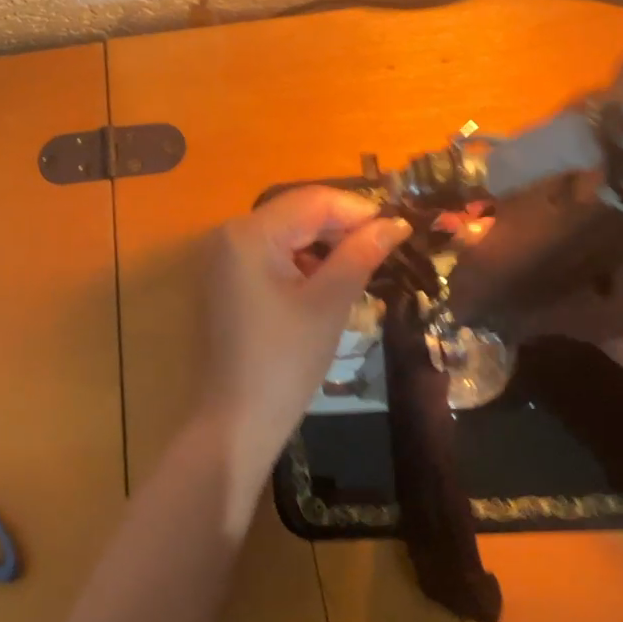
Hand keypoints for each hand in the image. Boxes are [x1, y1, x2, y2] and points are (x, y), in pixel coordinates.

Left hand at [198, 187, 410, 491]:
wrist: (235, 421)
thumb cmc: (284, 362)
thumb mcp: (328, 304)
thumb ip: (360, 255)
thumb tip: (395, 223)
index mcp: (248, 234)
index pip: (314, 201)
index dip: (360, 211)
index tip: (401, 231)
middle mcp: (227, 236)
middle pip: (296, 214)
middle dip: (342, 228)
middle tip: (386, 253)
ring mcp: (221, 261)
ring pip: (284, 236)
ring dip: (323, 248)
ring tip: (362, 271)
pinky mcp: (223, 285)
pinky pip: (269, 259)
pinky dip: (300, 265)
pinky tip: (327, 287)